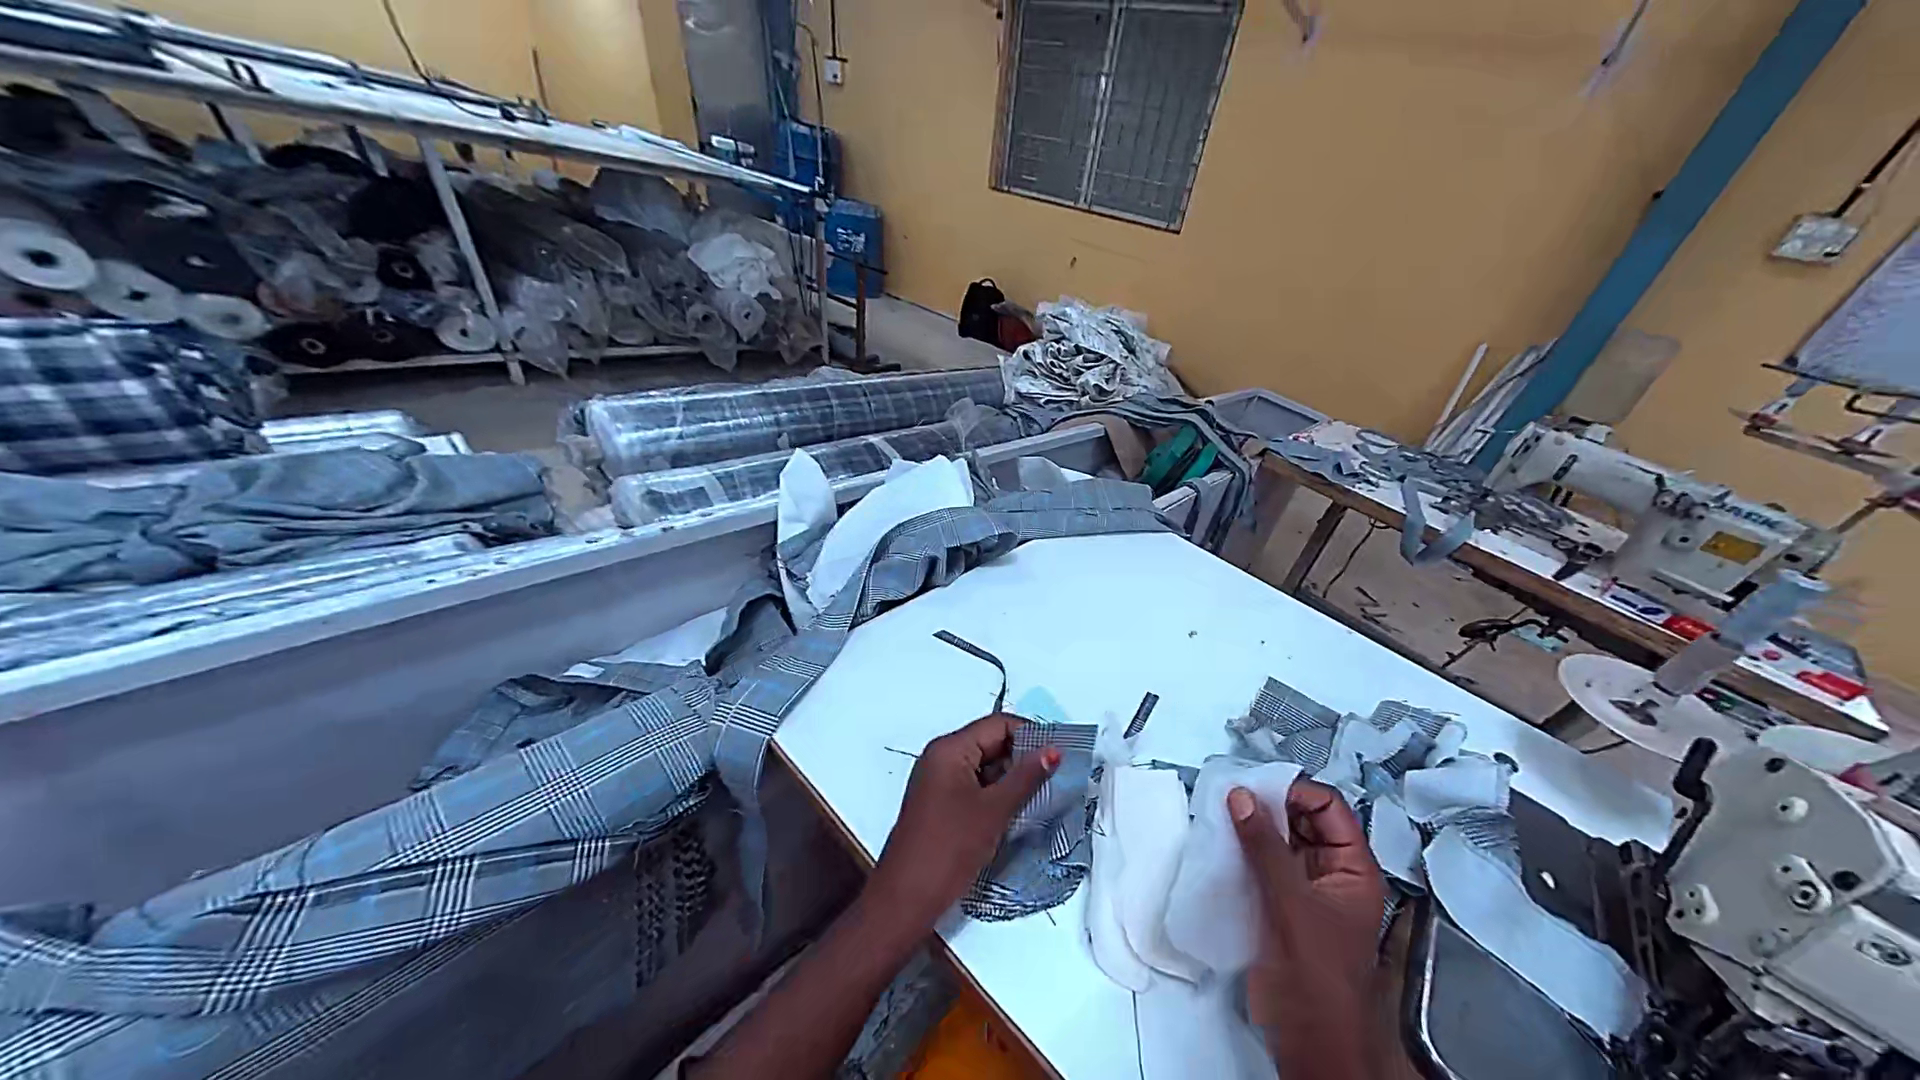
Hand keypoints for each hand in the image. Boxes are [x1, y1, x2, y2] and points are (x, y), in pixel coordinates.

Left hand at [866, 713, 1058, 932]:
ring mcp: (939, 782)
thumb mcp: (994, 810)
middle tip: (1060, 775)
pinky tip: (1020, 811)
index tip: (1061, 754)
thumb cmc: (949, 849)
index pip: (998, 725)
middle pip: (991, 743)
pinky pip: (975, 787)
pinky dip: (997, 795)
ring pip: (984, 767)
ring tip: (1046, 794)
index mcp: (949, 749)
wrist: (905, 900)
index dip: (1031, 734)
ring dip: (1012, 779)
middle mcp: (941, 758)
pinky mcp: (941, 804)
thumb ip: (1026, 777)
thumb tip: (1053, 750)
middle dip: (1024, 757)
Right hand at [1230, 778, 1386, 1079]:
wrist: (1308, 1038)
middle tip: (1233, 794)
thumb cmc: (1317, 979)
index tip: (1257, 785)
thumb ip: (1265, 849)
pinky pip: (1260, 859)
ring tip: (1221, 811)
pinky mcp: (1276, 900)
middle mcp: (1331, 872)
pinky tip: (1220, 838)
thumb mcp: (1292, 905)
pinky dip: (1241, 845)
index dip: (1296, 792)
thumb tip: (1242, 797)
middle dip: (1269, 804)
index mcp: (1353, 870)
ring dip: (1251, 823)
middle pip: (1302, 818)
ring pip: (1279, 837)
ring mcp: (1303, 886)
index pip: (1329, 808)